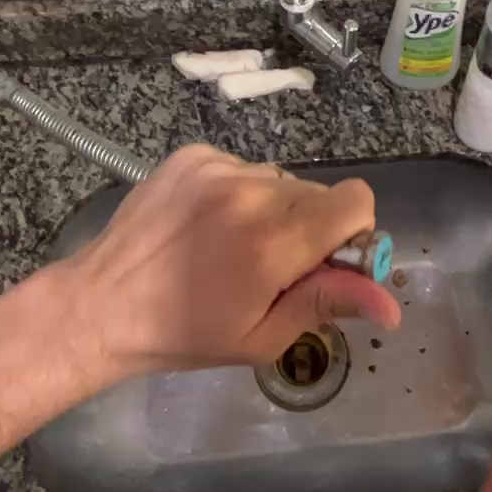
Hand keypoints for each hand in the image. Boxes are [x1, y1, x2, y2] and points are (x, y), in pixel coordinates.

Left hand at [61, 144, 402, 375]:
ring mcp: (218, 167)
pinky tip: (207, 224)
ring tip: (231, 243)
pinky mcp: (193, 155)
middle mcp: (251, 192)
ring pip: (280, 179)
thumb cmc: (186, 333)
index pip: (355, 199)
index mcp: (274, 242)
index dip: (353, 229)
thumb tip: (390, 303)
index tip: (327, 258)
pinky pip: (243, 168)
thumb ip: (328, 304)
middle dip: (309, 225)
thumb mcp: (262, 336)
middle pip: (318, 192)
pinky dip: (238, 192)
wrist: (100, 304)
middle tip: (272, 262)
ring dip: (273, 208)